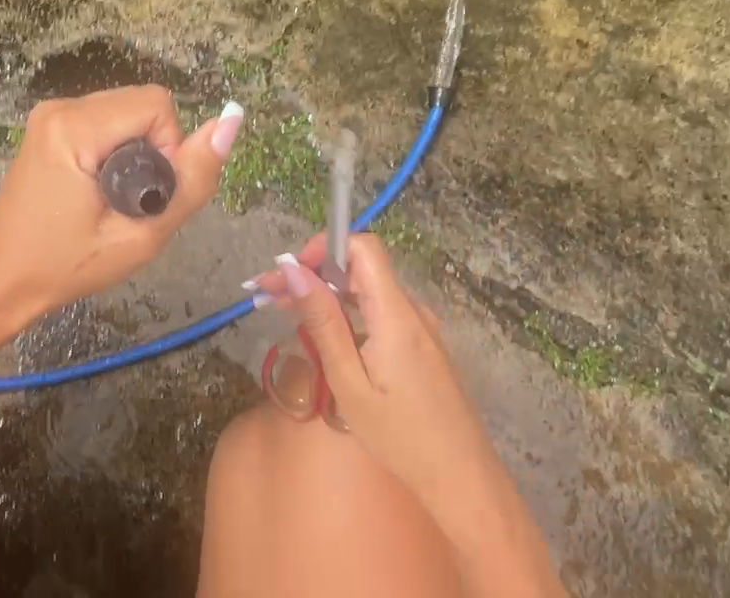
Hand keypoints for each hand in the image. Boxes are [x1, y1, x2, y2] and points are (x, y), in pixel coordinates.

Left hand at [0, 86, 242, 330]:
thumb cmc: (66, 265)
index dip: (168, 149)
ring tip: (112, 200)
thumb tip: (230, 122)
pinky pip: (105, 121)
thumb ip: (191, 180)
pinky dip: (116, 150)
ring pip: (126, 111)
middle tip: (128, 203)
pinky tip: (99, 190)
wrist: (2, 276)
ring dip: (135, 152)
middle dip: (152, 150)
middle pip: (141, 104)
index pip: (157, 105)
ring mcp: (50, 113)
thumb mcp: (139, 235)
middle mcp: (59, 107)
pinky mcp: (48, 124)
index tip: (145, 195)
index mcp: (73, 127)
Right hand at [256, 233, 504, 517]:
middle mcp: (413, 312)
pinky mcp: (420, 346)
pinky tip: (318, 331)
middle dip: (310, 272)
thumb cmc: (401, 437)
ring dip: (323, 293)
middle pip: (358, 268)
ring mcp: (420, 329)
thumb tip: (293, 270)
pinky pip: (377, 312)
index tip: (289, 273)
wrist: (464, 483)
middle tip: (265, 292)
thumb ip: (323, 322)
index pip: (364, 248)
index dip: (324, 247)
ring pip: (365, 290)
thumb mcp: (349, 382)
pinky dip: (343, 312)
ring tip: (280, 309)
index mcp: (397, 316)